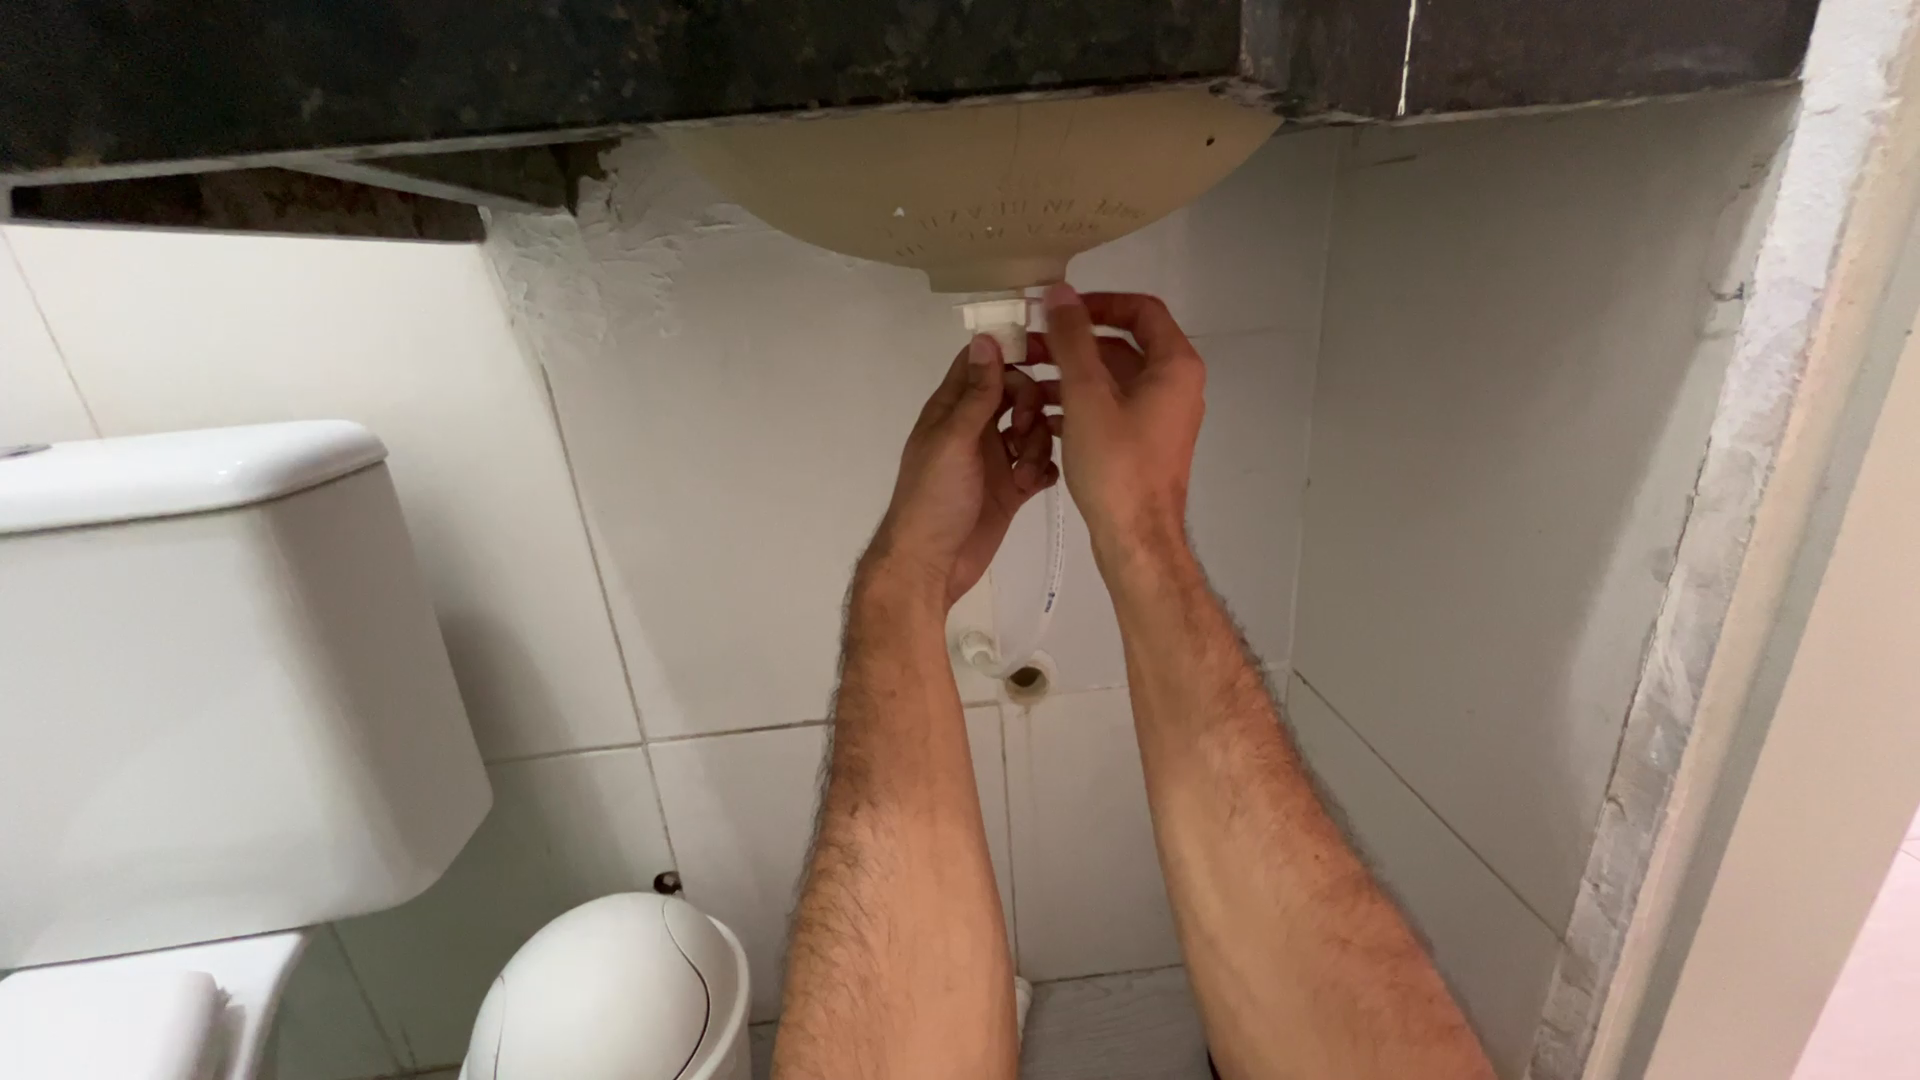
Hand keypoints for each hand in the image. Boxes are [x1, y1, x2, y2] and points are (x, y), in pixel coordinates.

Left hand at [867, 334, 1058, 607]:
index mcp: (952, 410)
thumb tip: (985, 337)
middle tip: (1027, 429)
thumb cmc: (934, 498)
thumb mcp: (953, 440)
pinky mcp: (1011, 489)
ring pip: (1032, 430)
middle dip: (1031, 405)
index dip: (1011, 353)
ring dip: (1037, 445)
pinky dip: (1044, 470)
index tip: (1045, 353)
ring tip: (1026, 473)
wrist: (932, 564)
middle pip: (1016, 394)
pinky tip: (1038, 483)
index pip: (983, 364)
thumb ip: (975, 393)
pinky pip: (1039, 466)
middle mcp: (975, 429)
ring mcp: (994, 460)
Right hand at [1033, 285, 1204, 566]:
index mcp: (1174, 366)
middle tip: (1031, 344)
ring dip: (1071, 375)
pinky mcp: (1142, 443)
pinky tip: (1041, 413)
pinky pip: (1110, 409)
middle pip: (1123, 347)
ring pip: (1112, 381)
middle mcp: (1174, 386)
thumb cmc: (1116, 463)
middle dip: (1075, 343)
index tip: (1060, 309)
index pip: (1142, 311)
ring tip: (1026, 378)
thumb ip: (1072, 340)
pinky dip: (1079, 404)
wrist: (1135, 537)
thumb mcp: (1087, 396)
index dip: (1100, 303)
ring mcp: (1159, 417)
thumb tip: (1059, 292)